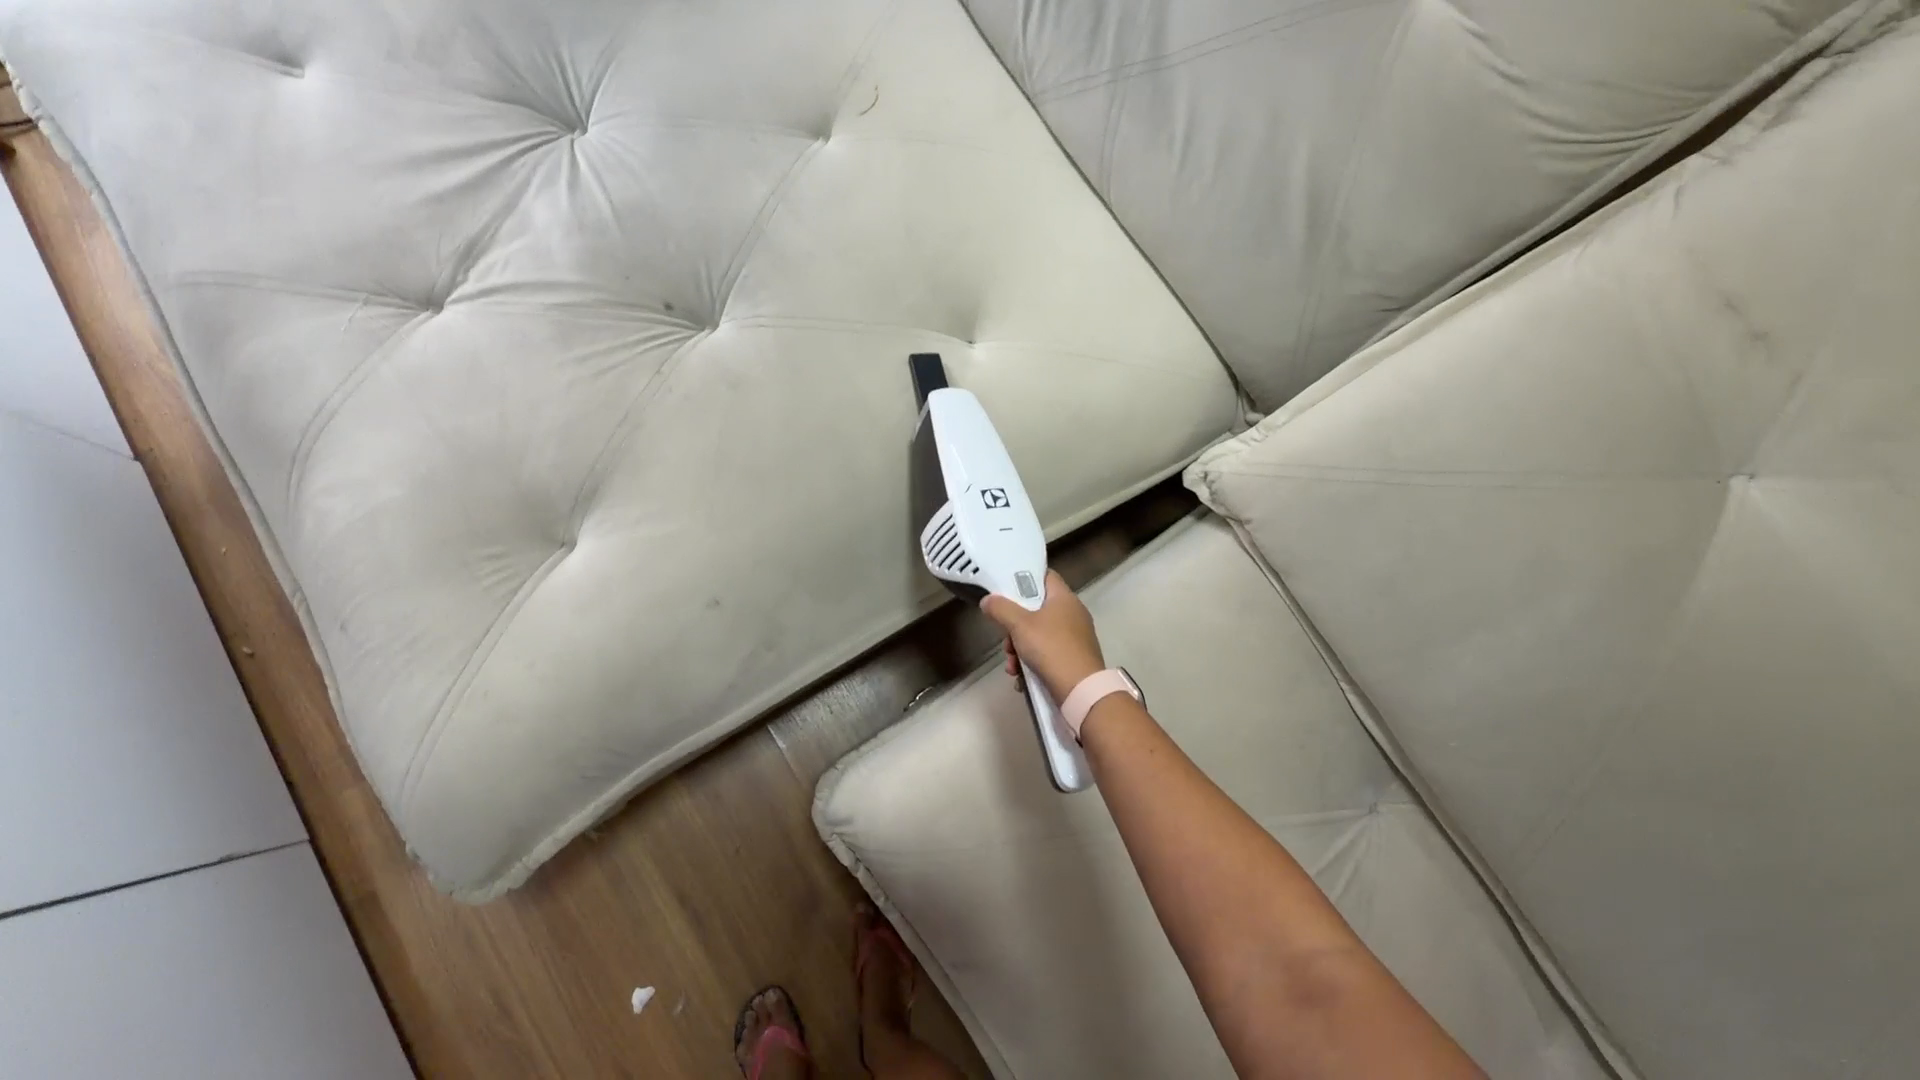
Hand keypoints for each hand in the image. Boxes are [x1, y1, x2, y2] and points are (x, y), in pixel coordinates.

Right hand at [979, 570, 1105, 702]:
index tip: (1005, 588)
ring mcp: (1074, 638)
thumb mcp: (1020, 625)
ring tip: (1012, 666)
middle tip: (1006, 640)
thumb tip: (988, 600)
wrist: (1080, 690)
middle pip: (1036, 610)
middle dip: (1014, 627)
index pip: (1044, 575)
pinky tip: (1021, 678)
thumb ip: (1001, 609)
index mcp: (1064, 598)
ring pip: (1038, 636)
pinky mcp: (1073, 659)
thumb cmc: (1051, 648)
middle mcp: (1072, 614)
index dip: (1024, 578)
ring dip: (1019, 650)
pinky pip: (1046, 655)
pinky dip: (1032, 664)